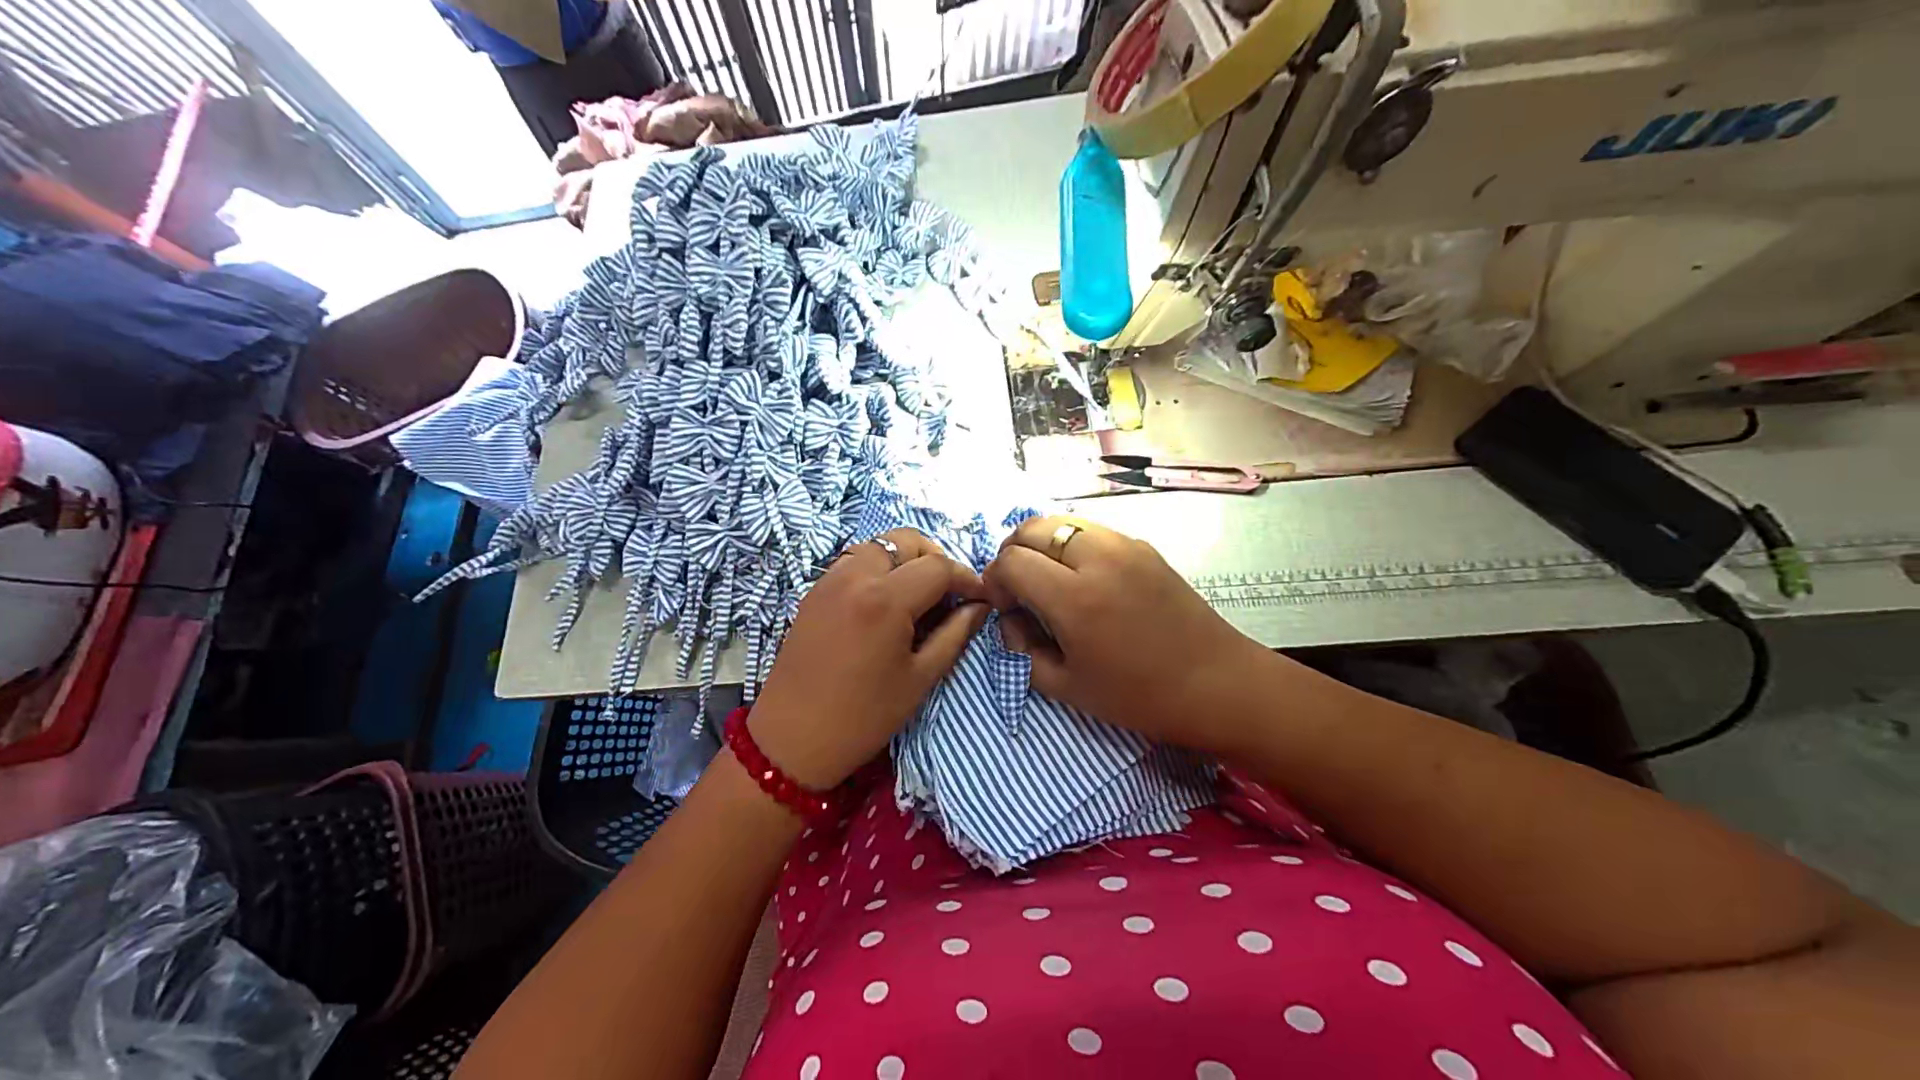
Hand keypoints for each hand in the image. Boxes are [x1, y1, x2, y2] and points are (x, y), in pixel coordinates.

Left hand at [748, 529, 990, 787]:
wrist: (791, 740)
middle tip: (948, 593)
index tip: (980, 598)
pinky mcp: (814, 592)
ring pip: (877, 546)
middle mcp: (855, 576)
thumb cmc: (863, 717)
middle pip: (906, 540)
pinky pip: (853, 562)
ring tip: (917, 597)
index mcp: (885, 599)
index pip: (939, 566)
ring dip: (904, 560)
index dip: (967, 579)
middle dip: (935, 558)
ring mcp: (829, 580)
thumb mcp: (920, 678)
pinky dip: (877, 568)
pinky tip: (885, 604)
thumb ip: (955, 634)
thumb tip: (979, 607)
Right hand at [982, 516, 1277, 751]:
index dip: (995, 580)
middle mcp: (1097, 558)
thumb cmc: (1140, 697)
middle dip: (1012, 552)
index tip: (1003, 606)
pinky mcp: (1144, 546)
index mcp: (1075, 598)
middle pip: (1031, 527)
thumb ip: (1022, 650)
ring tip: (1047, 579)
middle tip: (1017, 587)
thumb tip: (1009, 619)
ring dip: (1041, 544)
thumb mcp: (1067, 686)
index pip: (1011, 561)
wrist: (1217, 684)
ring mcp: (1125, 546)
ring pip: (1062, 521)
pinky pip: (1091, 531)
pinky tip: (1081, 578)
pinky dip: (1071, 544)